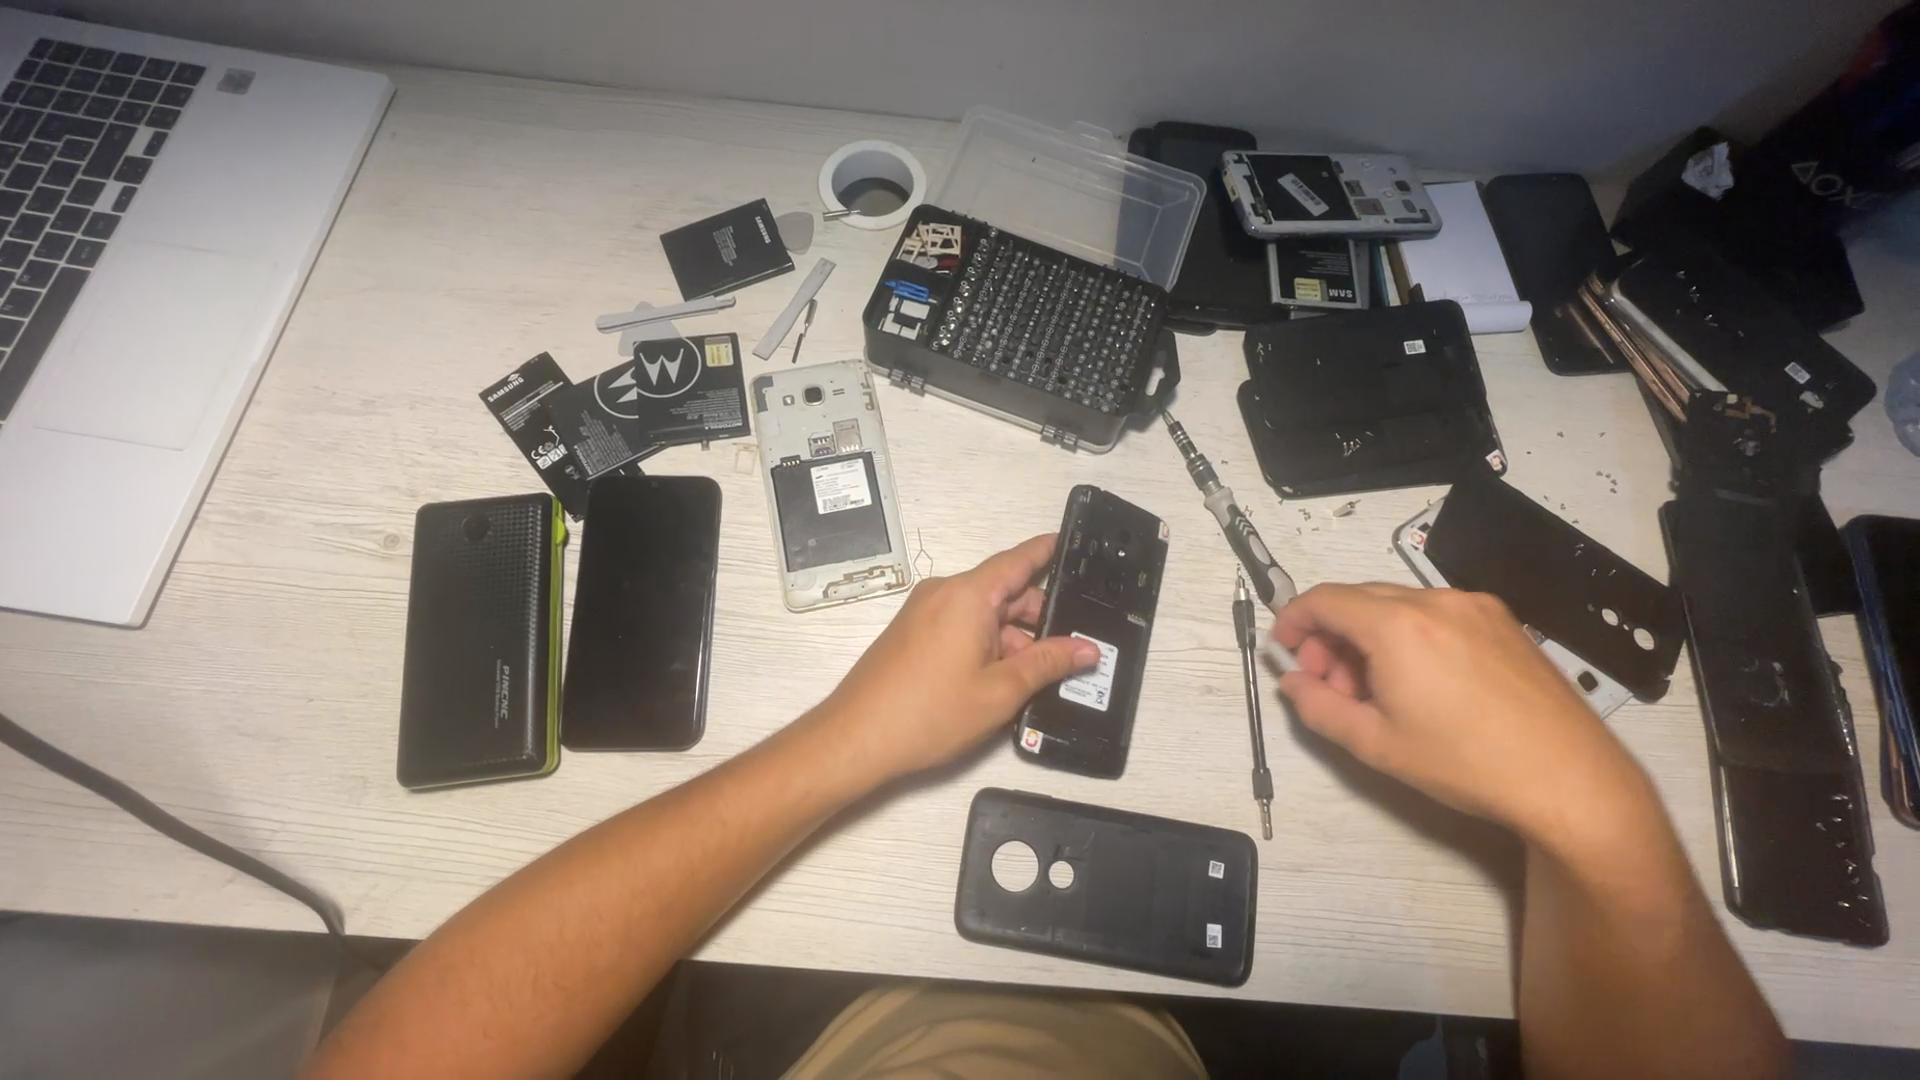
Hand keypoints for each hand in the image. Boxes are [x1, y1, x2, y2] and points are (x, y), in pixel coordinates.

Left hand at [818, 534, 1099, 781]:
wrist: (856, 738)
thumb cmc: (928, 713)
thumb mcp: (1000, 691)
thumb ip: (1048, 664)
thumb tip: (1086, 649)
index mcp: (968, 595)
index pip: (1018, 560)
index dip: (1048, 551)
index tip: (1072, 543)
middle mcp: (944, 594)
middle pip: (1004, 592)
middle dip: (1038, 618)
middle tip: (1074, 647)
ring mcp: (924, 613)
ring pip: (984, 614)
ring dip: (1012, 639)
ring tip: (1041, 675)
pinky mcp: (913, 634)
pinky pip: (961, 627)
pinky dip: (986, 645)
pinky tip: (1002, 680)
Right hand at [1272, 583, 1654, 844]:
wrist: (1573, 782)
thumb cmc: (1466, 763)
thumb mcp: (1374, 744)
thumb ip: (1317, 707)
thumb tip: (1292, 683)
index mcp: (1398, 625)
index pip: (1324, 600)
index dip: (1292, 620)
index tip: (1284, 650)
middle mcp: (1436, 602)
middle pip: (1358, 599)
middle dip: (1329, 635)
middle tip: (1327, 683)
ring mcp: (1476, 608)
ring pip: (1396, 606)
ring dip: (1367, 637)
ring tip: (1373, 689)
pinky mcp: (1504, 623)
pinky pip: (1433, 614)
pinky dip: (1406, 636)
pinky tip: (1416, 681)